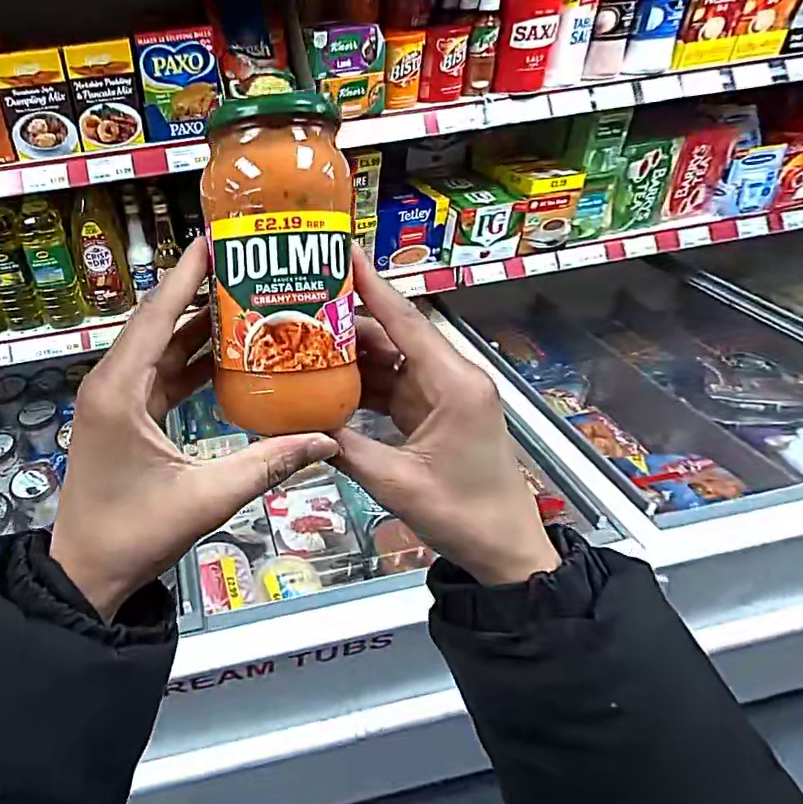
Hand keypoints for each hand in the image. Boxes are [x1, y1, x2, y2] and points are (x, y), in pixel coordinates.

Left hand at [52, 238, 339, 619]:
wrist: (86, 573)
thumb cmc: (135, 533)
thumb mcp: (205, 498)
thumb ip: (267, 464)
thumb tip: (326, 439)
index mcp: (119, 389)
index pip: (156, 315)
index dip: (185, 275)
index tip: (213, 240)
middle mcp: (112, 382)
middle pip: (157, 323)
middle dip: (197, 293)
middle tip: (243, 266)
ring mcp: (115, 398)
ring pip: (160, 348)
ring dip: (196, 326)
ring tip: (244, 299)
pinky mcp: (124, 414)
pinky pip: (160, 374)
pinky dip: (190, 361)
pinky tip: (227, 353)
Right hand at [328, 247, 560, 585]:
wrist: (507, 551)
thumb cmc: (463, 515)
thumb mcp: (396, 483)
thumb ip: (344, 448)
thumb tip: (295, 423)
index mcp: (452, 383)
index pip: (406, 321)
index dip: (372, 285)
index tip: (343, 252)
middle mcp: (449, 377)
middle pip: (392, 336)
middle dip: (346, 322)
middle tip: (298, 307)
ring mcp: (441, 393)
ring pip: (389, 360)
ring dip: (350, 354)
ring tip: (301, 340)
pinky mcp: (433, 410)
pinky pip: (391, 385)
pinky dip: (361, 383)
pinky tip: (325, 380)